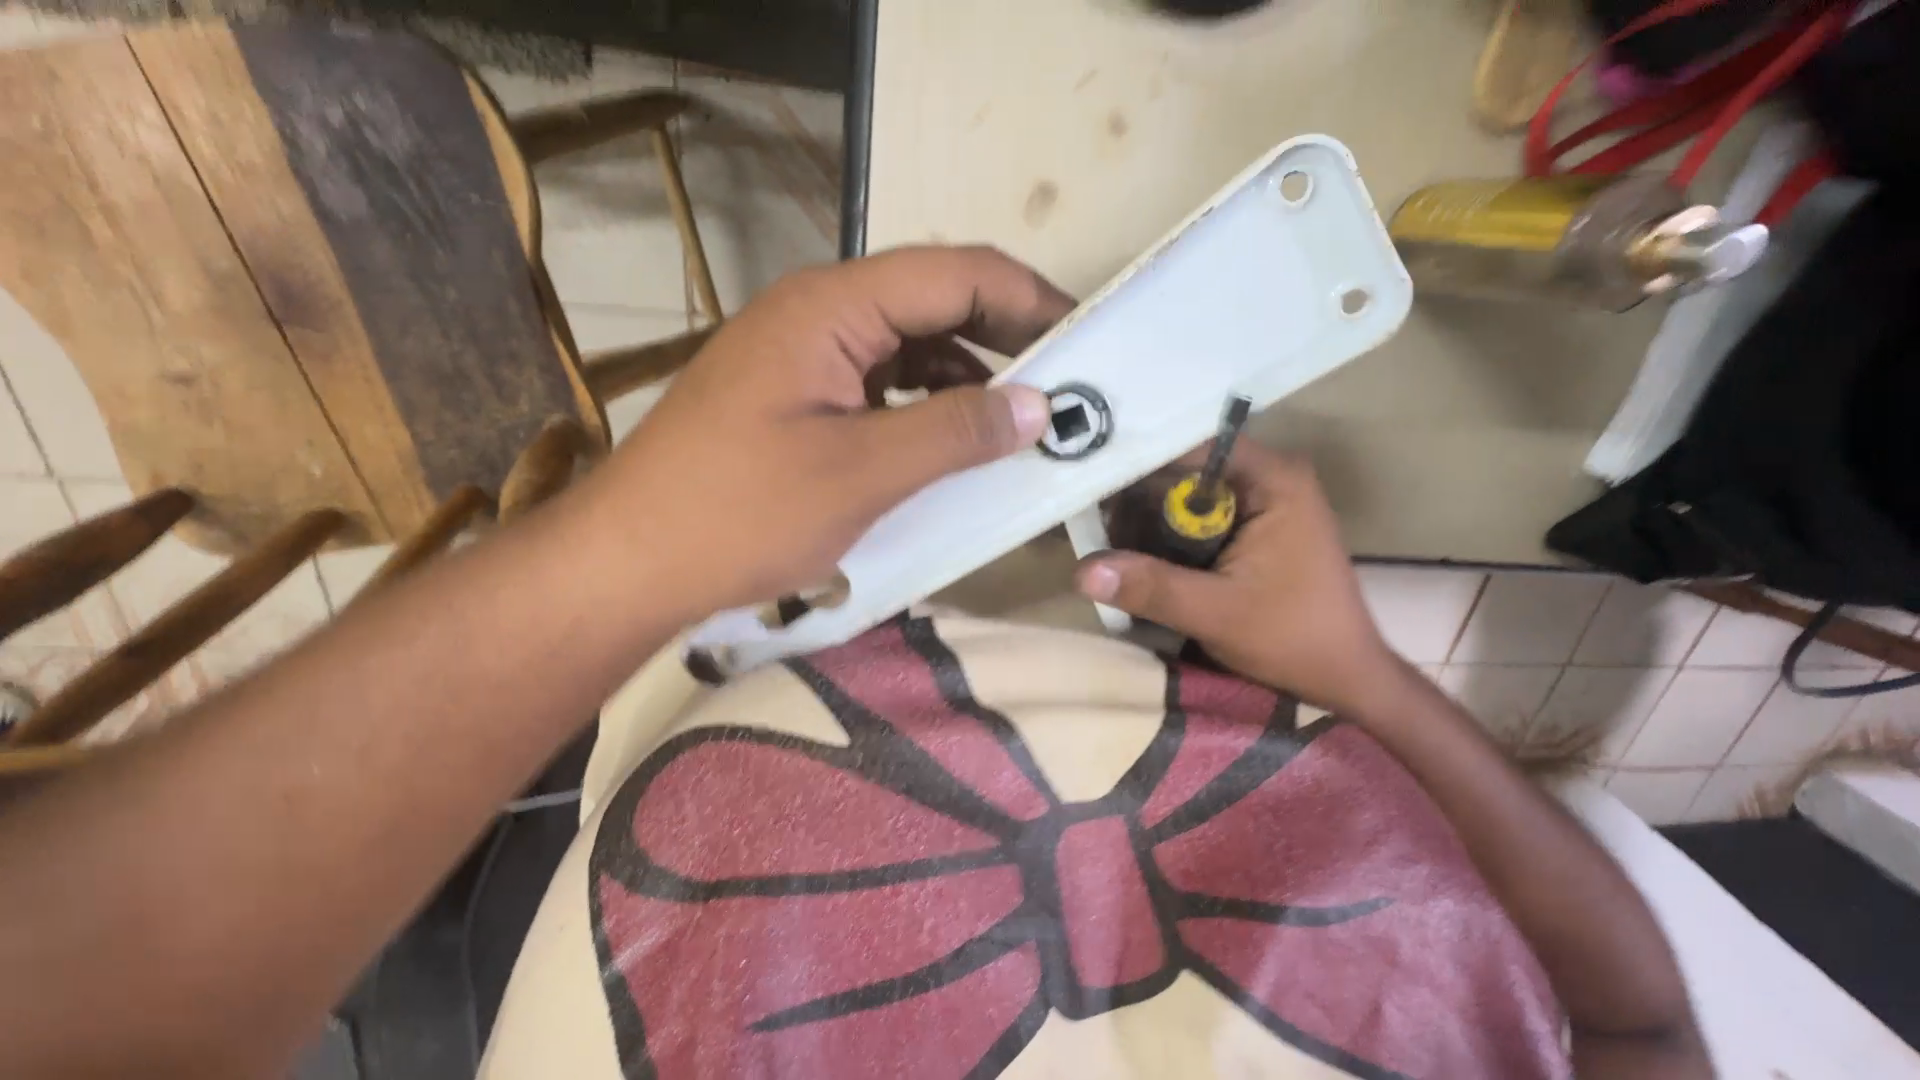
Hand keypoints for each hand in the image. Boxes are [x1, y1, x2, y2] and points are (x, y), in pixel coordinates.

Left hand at [581, 246, 1072, 619]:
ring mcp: (802, 353)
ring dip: (967, 375)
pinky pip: (878, 382)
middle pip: (933, 300)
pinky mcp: (794, 395)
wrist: (629, 561)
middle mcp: (818, 311)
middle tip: (1072, 382)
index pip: (956, 273)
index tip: (1092, 339)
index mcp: (833, 306)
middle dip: (1007, 336)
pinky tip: (956, 441)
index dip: (1031, 299)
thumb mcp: (860, 473)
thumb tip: (1038, 405)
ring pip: (907, 344)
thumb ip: (954, 431)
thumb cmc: (739, 511)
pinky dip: (924, 405)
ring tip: (1026, 418)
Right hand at [1075, 444, 1399, 713]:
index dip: (1137, 459)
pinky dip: (1165, 536)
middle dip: (1135, 496)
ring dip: (1145, 520)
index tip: (1086, 476)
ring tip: (1102, 542)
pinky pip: (1197, 518)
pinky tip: (1132, 557)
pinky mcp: (1253, 528)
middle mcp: (1268, 477)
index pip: (1190, 447)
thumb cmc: (1294, 638)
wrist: (1347, 678)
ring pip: (1185, 495)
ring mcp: (1262, 502)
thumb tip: (1081, 572)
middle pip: (1183, 469)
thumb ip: (1151, 587)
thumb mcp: (1217, 613)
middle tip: (1085, 518)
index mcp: (1273, 479)